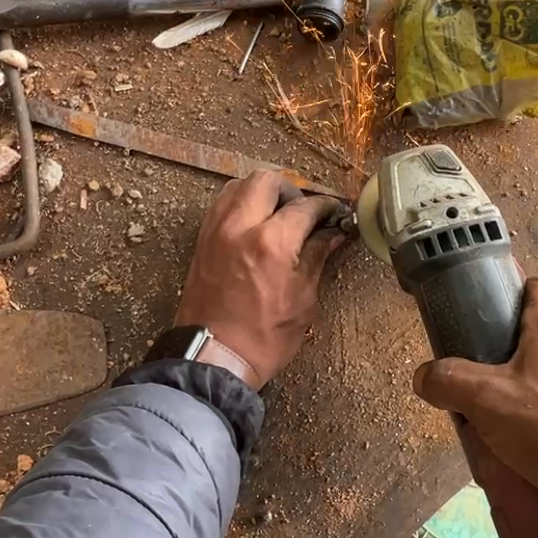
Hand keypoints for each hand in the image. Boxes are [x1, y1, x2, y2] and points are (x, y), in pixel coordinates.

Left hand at [174, 171, 349, 385]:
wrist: (214, 357)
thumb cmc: (262, 338)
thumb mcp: (302, 300)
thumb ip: (316, 257)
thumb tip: (332, 234)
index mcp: (271, 242)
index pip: (305, 207)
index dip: (326, 207)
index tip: (335, 214)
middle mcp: (239, 226)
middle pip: (267, 180)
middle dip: (292, 189)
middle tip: (305, 211)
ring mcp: (215, 231)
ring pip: (239, 185)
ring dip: (263, 192)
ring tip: (279, 215)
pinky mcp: (202, 240)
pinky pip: (222, 204)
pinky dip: (241, 203)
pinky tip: (255, 224)